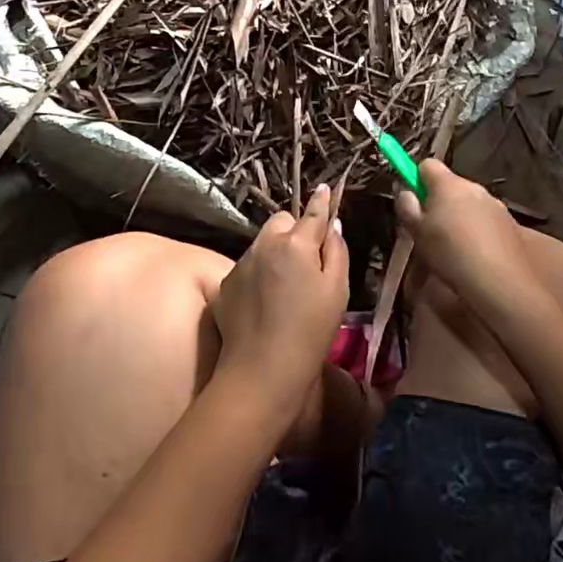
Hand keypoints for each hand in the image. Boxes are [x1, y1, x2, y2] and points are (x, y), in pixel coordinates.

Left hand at [208, 185, 348, 408]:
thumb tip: (331, 225)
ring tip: (285, 287)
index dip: (321, 202)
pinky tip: (265, 302)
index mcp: (295, 243)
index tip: (325, 190)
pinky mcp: (226, 283)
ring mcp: (241, 263)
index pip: (312, 213)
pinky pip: (246, 266)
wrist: (262, 371)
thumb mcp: (337, 291)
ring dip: (274, 252)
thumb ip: (336, 251)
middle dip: (294, 232)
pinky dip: (257, 274)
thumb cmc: (310, 332)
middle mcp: (264, 244)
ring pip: (262, 243)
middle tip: (307, 261)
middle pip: (281, 222)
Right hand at [394, 160, 546, 320]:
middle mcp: (475, 188)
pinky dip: (478, 230)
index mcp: (448, 184)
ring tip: (452, 245)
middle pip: (450, 185)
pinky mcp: (511, 225)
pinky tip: (474, 253)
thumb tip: (405, 193)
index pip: (427, 165)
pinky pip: (486, 220)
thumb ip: (407, 208)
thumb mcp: (417, 232)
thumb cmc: (449, 252)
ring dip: (459, 216)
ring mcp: (496, 205)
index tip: (411, 200)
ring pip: (470, 203)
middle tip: (428, 228)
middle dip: (439, 201)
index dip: (416, 179)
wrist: (499, 281)